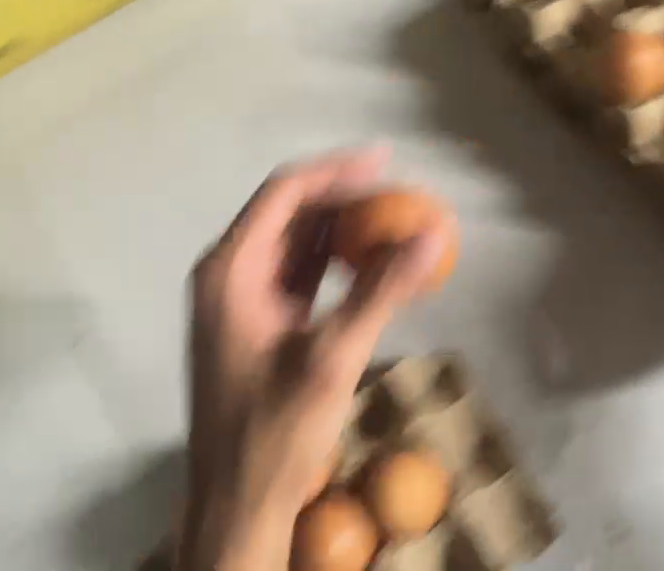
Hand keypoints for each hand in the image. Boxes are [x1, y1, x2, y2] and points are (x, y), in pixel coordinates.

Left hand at [182, 148, 445, 570]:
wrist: (236, 503)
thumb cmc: (274, 430)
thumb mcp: (332, 356)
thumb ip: (382, 289)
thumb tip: (434, 233)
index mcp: (230, 269)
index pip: (285, 193)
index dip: (336, 171)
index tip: (386, 161)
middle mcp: (229, 272)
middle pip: (290, 212)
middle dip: (344, 198)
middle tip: (399, 194)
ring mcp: (242, 297)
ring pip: (296, 241)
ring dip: (342, 228)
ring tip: (393, 219)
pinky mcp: (259, 320)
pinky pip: (300, 271)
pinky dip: (335, 261)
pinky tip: (371, 260)